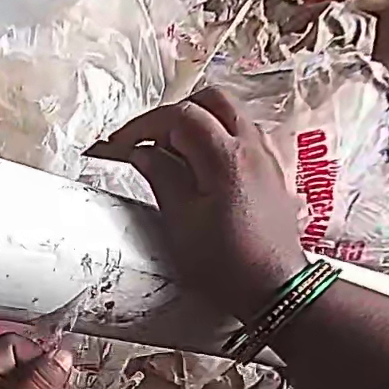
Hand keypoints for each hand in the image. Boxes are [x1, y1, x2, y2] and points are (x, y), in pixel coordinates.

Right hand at [86, 87, 308, 319]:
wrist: (272, 287)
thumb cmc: (221, 260)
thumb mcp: (180, 220)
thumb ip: (161, 176)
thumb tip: (140, 151)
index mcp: (225, 156)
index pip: (179, 116)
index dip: (142, 126)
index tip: (116, 145)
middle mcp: (252, 144)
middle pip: (209, 101)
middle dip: (170, 115)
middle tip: (143, 141)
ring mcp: (267, 154)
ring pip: (228, 114)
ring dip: (193, 123)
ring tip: (166, 153)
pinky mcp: (271, 168)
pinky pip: (240, 133)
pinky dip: (213, 136)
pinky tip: (196, 164)